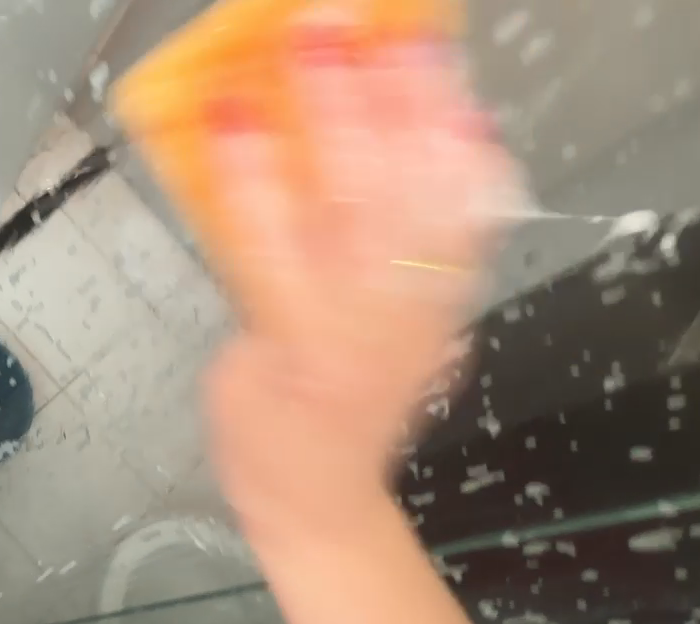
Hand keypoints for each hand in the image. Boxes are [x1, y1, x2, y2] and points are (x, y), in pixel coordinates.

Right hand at [202, 20, 515, 549]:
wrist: (323, 500)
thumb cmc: (256, 447)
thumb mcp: (228, 374)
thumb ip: (251, 292)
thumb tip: (265, 209)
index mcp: (293, 349)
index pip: (267, 241)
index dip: (248, 166)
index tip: (229, 100)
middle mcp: (367, 327)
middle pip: (360, 202)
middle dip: (342, 105)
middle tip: (324, 29)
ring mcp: (422, 317)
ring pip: (429, 200)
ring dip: (419, 109)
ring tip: (403, 37)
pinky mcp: (450, 314)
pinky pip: (471, 228)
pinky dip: (469, 161)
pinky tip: (461, 110)